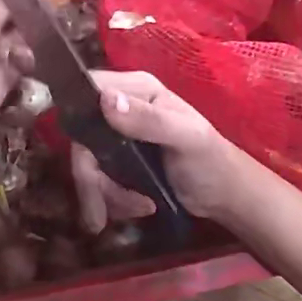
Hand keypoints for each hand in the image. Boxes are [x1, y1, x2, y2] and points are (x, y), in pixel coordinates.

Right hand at [72, 70, 251, 231]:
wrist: (224, 195)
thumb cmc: (210, 159)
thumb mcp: (186, 136)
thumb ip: (149, 119)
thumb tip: (105, 101)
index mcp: (137, 89)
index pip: (90, 90)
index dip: (78, 116)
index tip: (81, 154)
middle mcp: (121, 107)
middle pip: (83, 137)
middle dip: (94, 178)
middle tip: (102, 212)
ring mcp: (116, 135)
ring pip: (88, 163)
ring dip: (107, 194)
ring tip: (140, 209)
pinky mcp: (116, 161)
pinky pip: (98, 179)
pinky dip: (112, 200)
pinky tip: (139, 208)